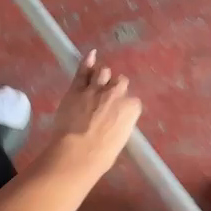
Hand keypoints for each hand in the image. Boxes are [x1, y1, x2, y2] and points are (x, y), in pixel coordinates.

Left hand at [43, 50, 141, 177]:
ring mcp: (96, 88)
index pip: (133, 101)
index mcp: (131, 109)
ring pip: (104, 72)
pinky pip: (84, 69)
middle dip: (115, 88)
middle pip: (120, 82)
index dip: (125, 106)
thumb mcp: (119, 141)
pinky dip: (88, 61)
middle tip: (108, 99)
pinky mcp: (77, 88)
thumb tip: (114, 123)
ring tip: (98, 82)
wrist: (77, 153)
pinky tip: (91, 54)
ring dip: (103, 77)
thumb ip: (119, 125)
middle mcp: (116, 94)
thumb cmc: (101, 156)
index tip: (118, 113)